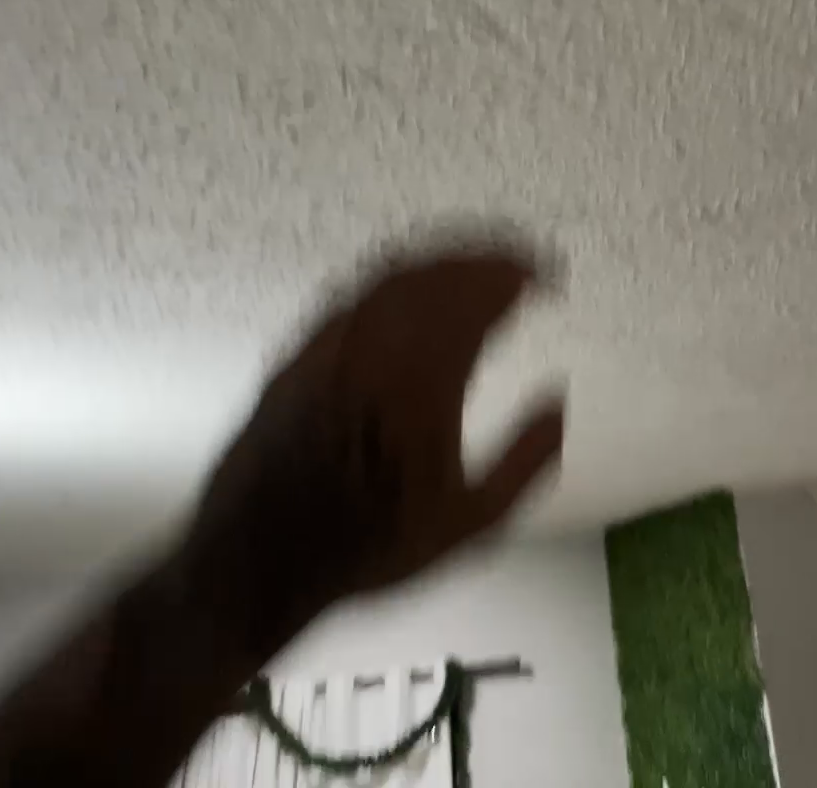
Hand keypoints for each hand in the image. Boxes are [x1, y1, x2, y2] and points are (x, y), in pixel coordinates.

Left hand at [175, 235, 565, 664]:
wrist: (257, 558)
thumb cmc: (373, 544)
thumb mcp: (472, 524)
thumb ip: (526, 460)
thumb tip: (558, 398)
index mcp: (427, 381)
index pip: (481, 301)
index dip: (519, 277)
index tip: (548, 275)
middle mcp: (380, 346)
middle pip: (441, 274)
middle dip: (487, 258)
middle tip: (518, 262)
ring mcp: (334, 343)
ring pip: (396, 273)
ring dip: (444, 260)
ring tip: (474, 267)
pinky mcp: (303, 350)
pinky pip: (357, 291)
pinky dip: (397, 277)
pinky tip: (412, 290)